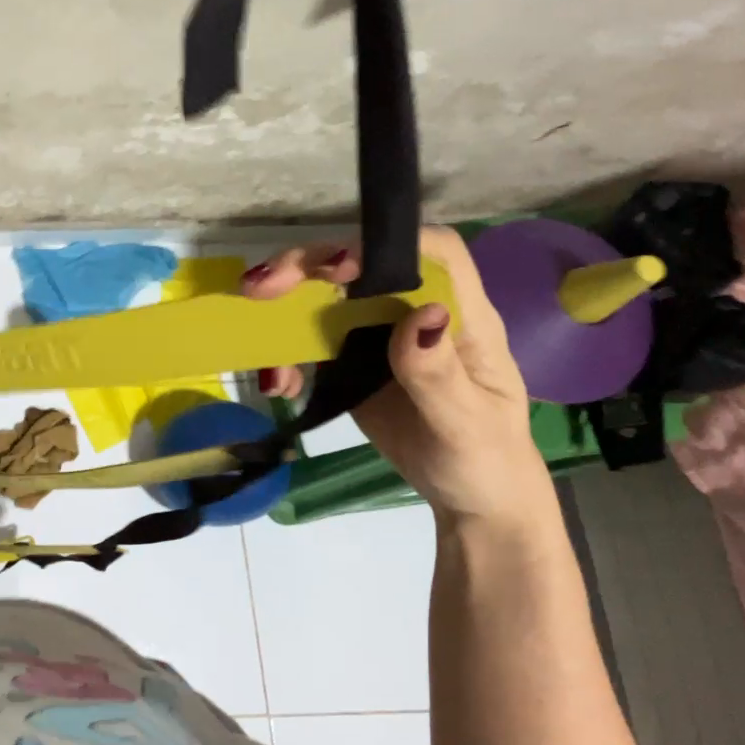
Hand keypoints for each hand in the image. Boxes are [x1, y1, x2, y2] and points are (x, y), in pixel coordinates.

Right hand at [242, 228, 555, 525]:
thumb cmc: (485, 459)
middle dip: (307, 267)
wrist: (471, 498)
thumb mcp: (466, 424)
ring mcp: (380, 336)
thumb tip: (422, 314)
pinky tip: (280, 387)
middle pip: (362, 265)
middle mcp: (416, 313)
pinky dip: (286, 356)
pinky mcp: (352, 362)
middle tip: (260, 289)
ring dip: (284, 312)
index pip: (433, 253)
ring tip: (265, 357)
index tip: (336, 268)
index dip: (385, 246)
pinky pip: (311, 341)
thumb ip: (438, 373)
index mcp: (460, 317)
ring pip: (327, 297)